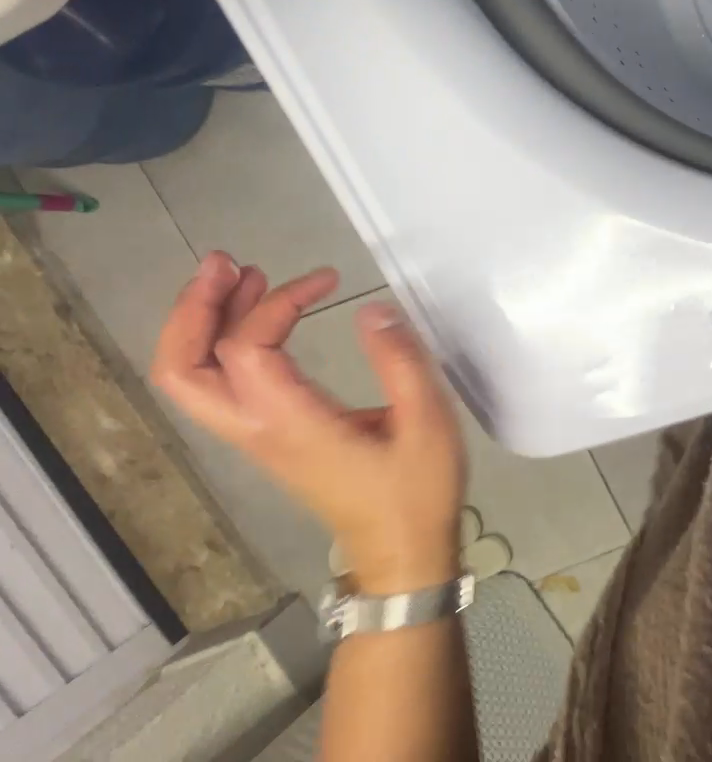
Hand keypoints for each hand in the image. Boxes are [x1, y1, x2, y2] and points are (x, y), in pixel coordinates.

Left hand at [151, 253, 467, 593]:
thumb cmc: (417, 489)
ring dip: (203, 325)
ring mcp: (256, 439)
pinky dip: (223, 347)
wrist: (402, 549)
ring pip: (192, 380)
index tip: (330, 279)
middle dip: (195, 309)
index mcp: (290, 423)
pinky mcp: (270, 441)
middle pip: (182, 368)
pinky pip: (219, 388)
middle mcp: (256, 430)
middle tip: (228, 263)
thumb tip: (374, 309)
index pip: (247, 349)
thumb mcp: (427, 422)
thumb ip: (402, 364)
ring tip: (241, 280)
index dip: (277, 303)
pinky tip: (263, 325)